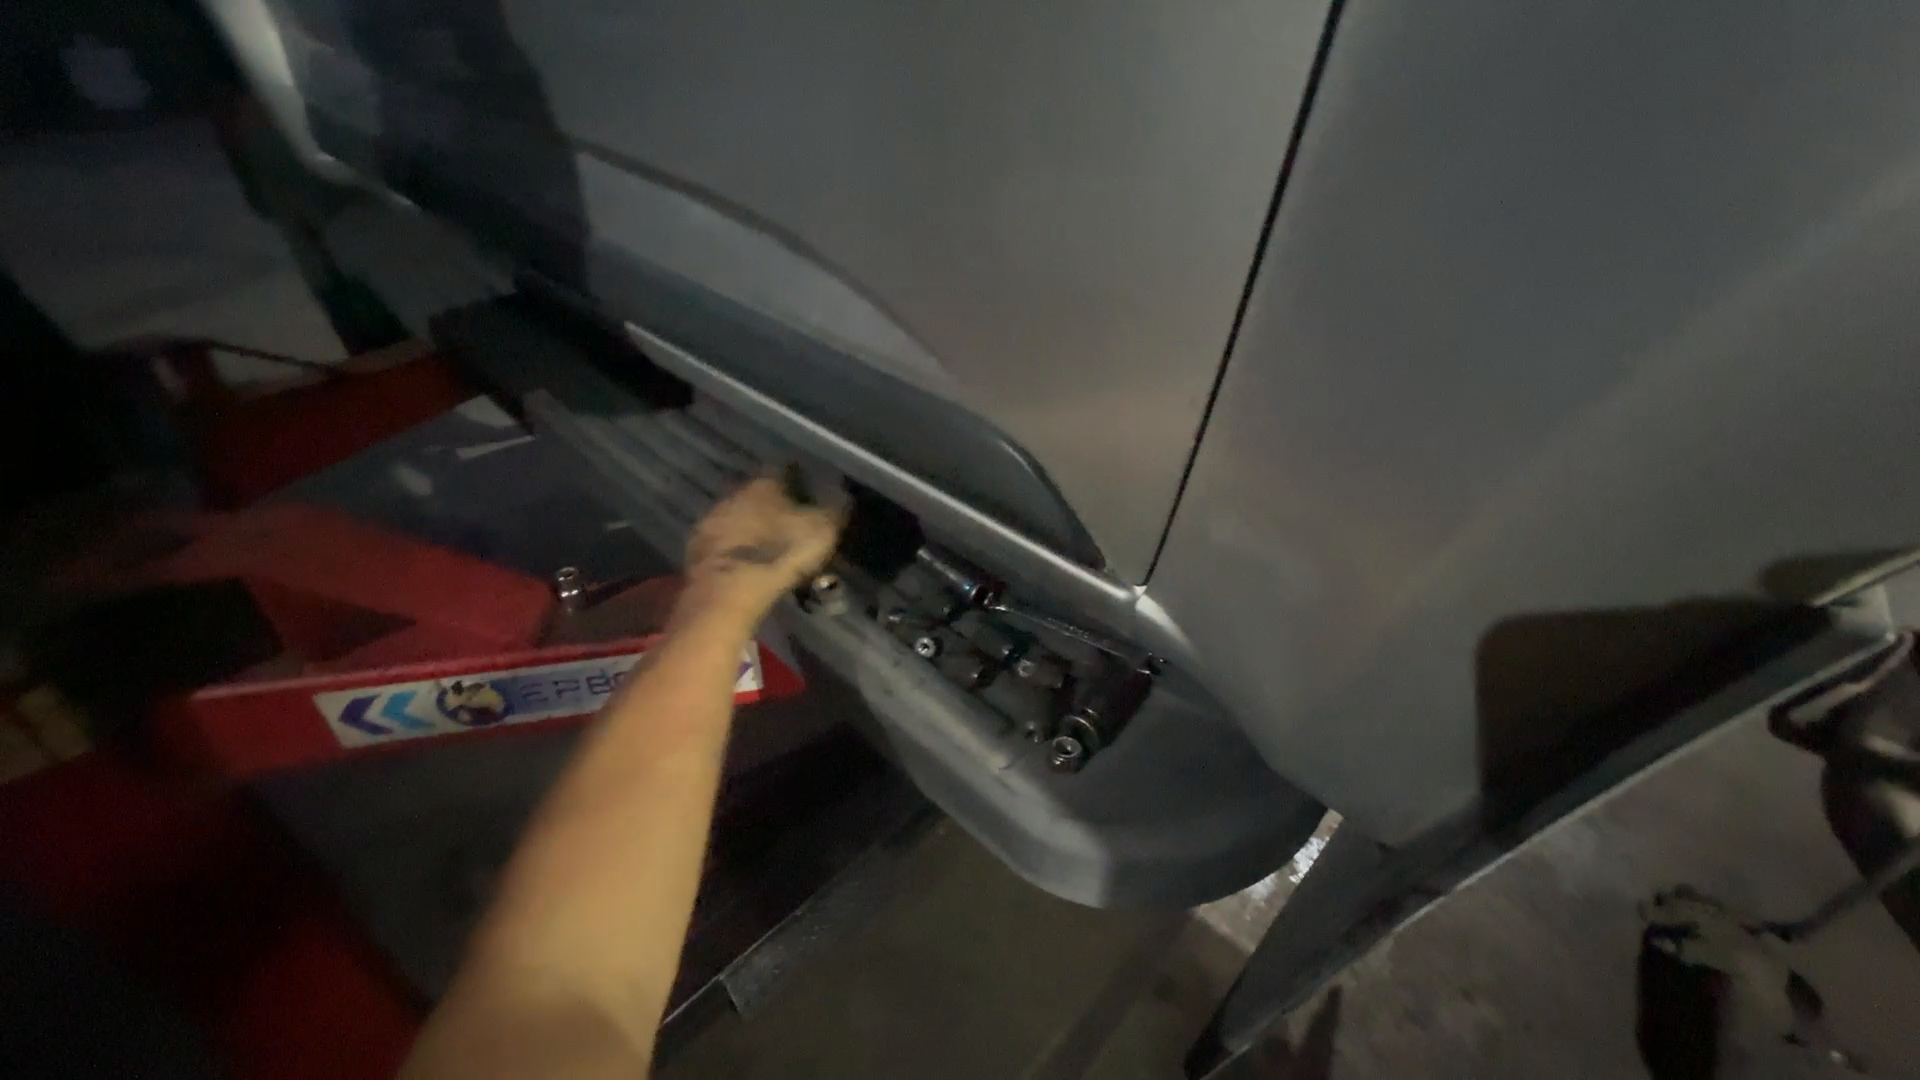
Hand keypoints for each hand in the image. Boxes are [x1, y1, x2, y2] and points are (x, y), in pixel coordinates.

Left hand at [678, 475, 843, 627]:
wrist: (728, 590)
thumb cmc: (780, 554)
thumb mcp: (821, 530)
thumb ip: (834, 508)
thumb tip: (844, 491)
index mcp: (765, 483)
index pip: (783, 471)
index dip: (798, 480)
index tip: (810, 493)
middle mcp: (735, 494)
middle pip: (757, 493)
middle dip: (772, 504)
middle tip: (789, 521)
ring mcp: (712, 520)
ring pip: (737, 516)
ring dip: (750, 526)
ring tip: (767, 544)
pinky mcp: (696, 548)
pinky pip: (722, 541)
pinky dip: (734, 547)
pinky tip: (745, 560)